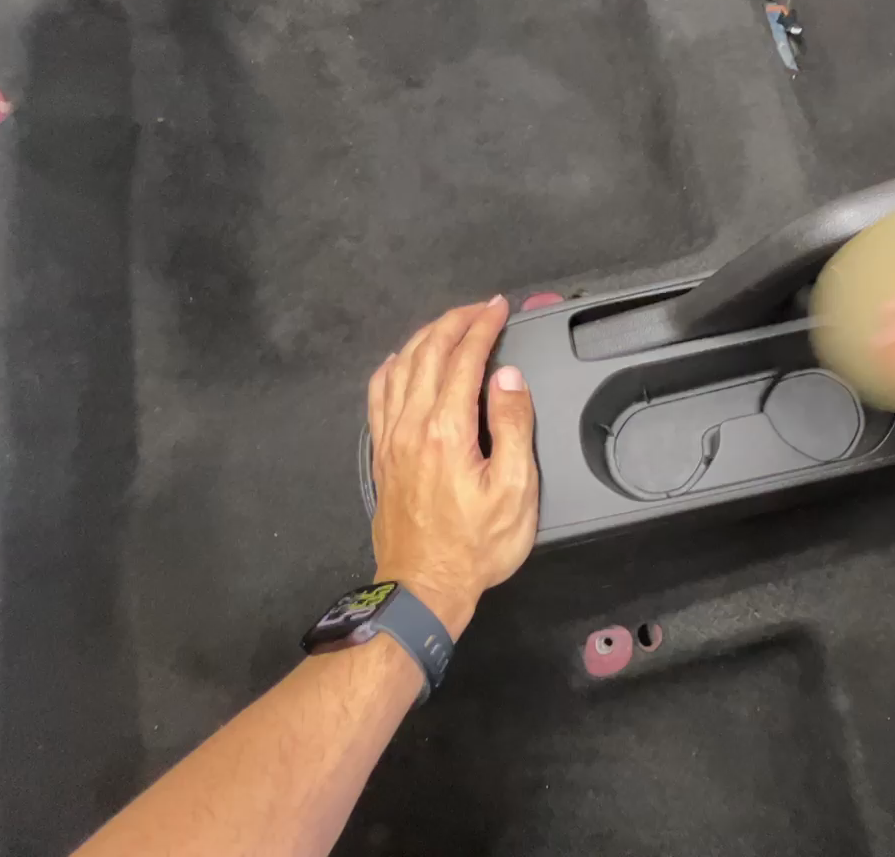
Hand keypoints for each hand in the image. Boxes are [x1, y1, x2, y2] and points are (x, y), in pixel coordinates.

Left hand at [366, 297, 538, 638]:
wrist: (423, 587)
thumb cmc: (477, 543)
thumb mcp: (515, 489)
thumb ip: (513, 426)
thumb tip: (508, 377)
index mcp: (448, 430)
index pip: (464, 360)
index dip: (482, 326)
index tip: (498, 307)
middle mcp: (412, 425)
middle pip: (427, 353)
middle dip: (454, 321)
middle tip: (479, 308)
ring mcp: (390, 438)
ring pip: (400, 367)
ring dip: (425, 337)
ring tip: (449, 324)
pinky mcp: (381, 452)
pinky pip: (378, 394)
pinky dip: (392, 366)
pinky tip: (403, 360)